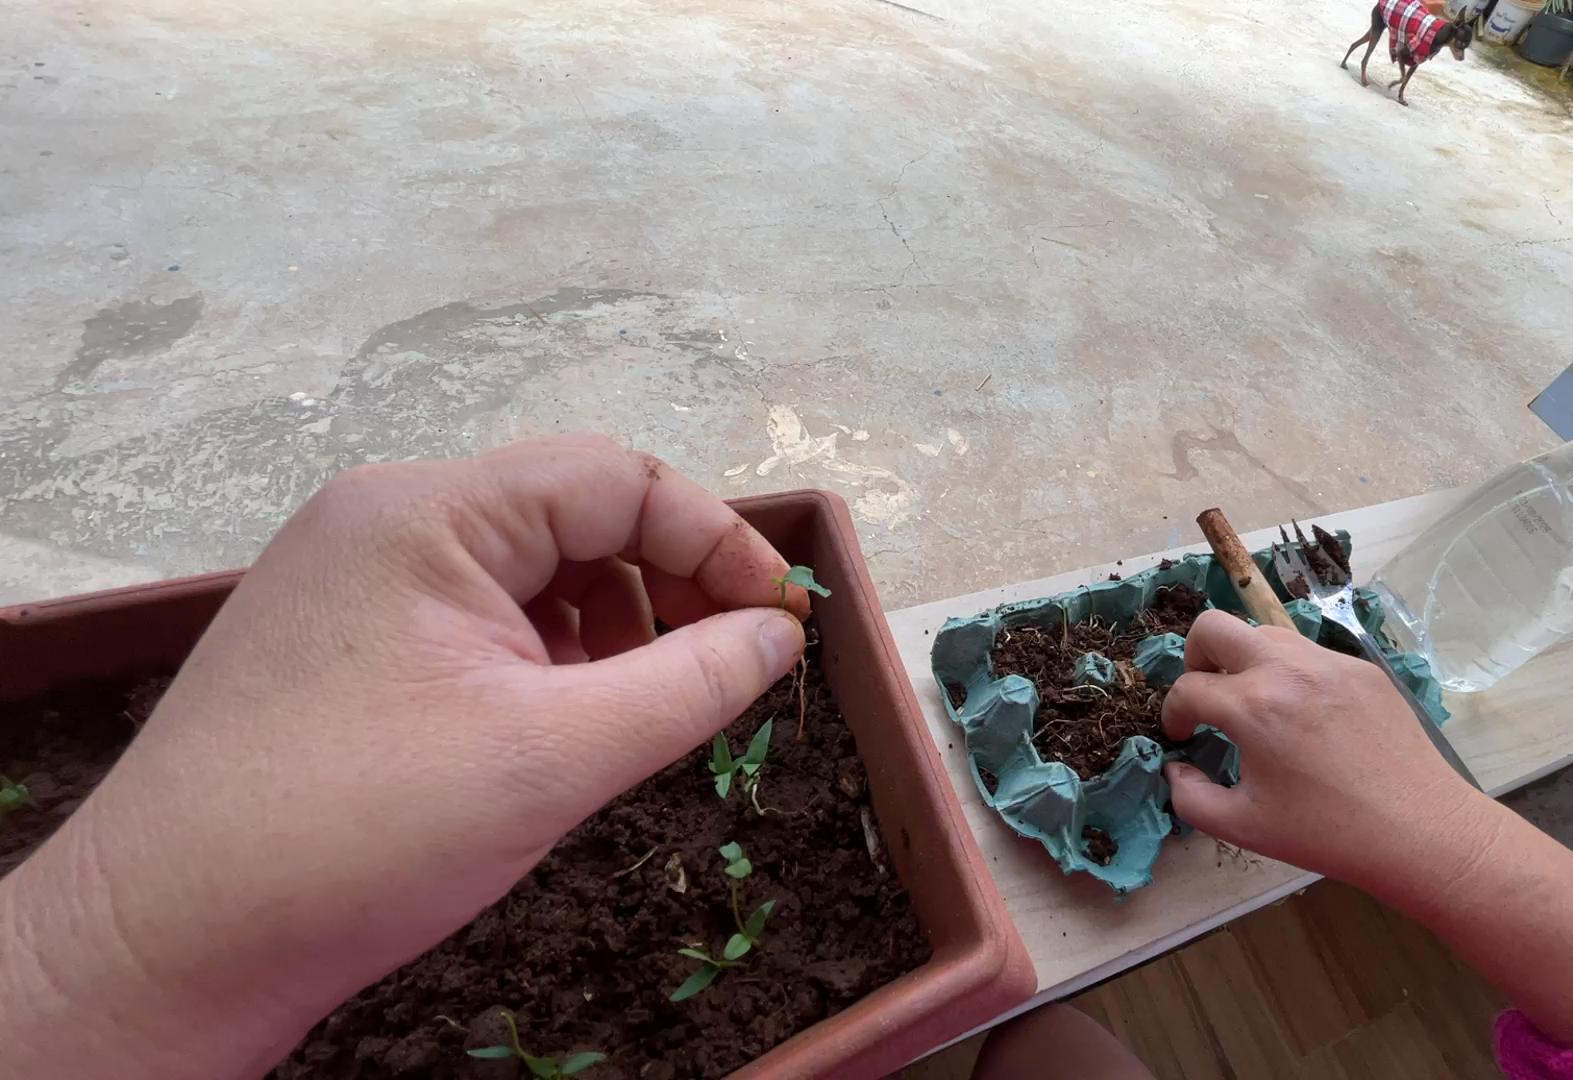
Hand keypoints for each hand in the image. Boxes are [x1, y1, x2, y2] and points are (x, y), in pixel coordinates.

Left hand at [0, 434, 807, 1078]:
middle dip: (681, 578)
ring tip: (658, 691)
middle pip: (592, 513)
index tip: (780, 614)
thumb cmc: (357, 839)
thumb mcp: (558, 755)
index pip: (621, 480)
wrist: (156, 963)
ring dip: (634, 617)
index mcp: (434, 512)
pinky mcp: (386, 628)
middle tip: (735, 652)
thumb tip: (781, 634)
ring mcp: (389, 572)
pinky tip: (587, 707)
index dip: (719, 538)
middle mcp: (407, 518)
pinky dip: (580, 647)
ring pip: (561, 562)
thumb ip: (694, 681)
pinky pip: (519, 607)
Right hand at [1160, 609, 1494, 890]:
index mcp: (1252, 706)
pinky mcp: (1359, 669)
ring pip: (1260, 632)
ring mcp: (1326, 663)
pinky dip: (1287, 674)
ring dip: (1242, 661)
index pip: (1187, 688)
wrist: (1423, 832)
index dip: (1173, 714)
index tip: (1183, 736)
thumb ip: (1189, 797)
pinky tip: (1305, 717)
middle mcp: (1285, 669)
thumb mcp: (1243, 827)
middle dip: (1195, 658)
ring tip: (1255, 704)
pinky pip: (1305, 654)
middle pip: (1212, 626)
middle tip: (1208, 696)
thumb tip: (1176, 767)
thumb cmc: (1327, 833)